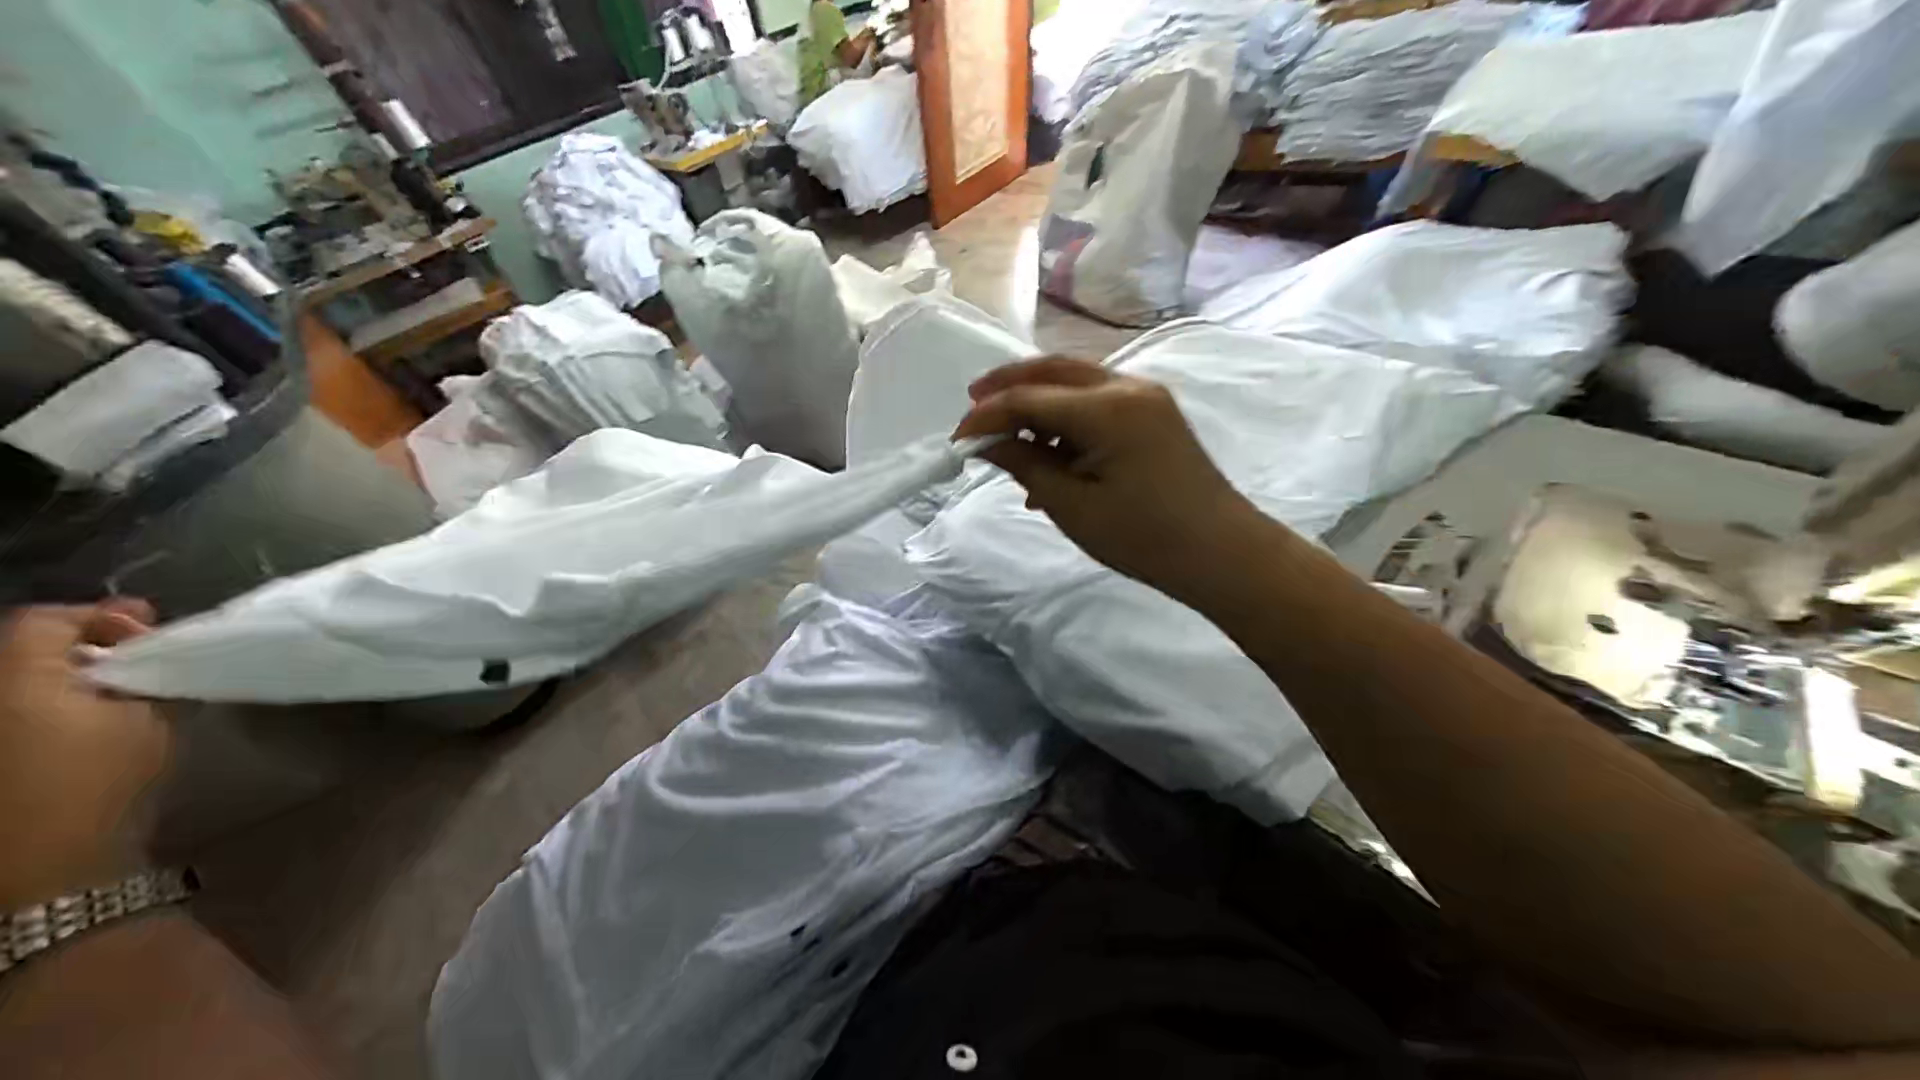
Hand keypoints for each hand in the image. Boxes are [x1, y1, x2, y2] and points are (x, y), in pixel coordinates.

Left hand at [0, 601, 168, 909]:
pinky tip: (85, 720)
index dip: (100, 617)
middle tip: (135, 656)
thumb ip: (143, 674)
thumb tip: (141, 645)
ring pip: (22, 680)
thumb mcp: (146, 718)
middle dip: (84, 646)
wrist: (50, 861)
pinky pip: (18, 711)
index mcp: (16, 680)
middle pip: (26, 648)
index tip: (148, 633)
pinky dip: (49, 703)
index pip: (46, 620)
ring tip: (114, 689)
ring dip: (66, 676)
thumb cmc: (104, 780)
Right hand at [953, 356, 1272, 598]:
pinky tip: (1047, 456)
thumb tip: (988, 443)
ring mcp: (1146, 397)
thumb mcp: (1073, 506)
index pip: (1028, 399)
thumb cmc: (1144, 538)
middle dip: (1008, 385)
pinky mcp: (1154, 413)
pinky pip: (1097, 402)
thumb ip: (1026, 465)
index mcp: (1106, 409)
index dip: (986, 417)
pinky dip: (1065, 419)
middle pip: (1053, 371)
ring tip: (1005, 434)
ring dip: (1037, 401)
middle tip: (972, 405)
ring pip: (1076, 382)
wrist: (1221, 553)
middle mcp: (1127, 387)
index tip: (956, 441)